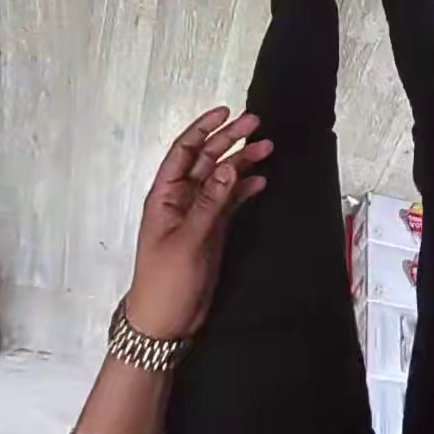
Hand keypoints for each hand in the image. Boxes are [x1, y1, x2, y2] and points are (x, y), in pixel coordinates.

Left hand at [123, 107, 271, 341]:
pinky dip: (246, 187)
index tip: (226, 112)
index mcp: (166, 196)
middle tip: (257, 123)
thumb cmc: (167, 280)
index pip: (184, 152)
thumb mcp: (189, 239)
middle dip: (230, 139)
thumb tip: (229, 165)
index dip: (202, 129)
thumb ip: (211, 202)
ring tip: (268, 147)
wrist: (166, 322)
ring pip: (223, 177)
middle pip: (207, 159)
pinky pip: (232, 199)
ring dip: (243, 161)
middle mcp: (183, 198)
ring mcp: (200, 212)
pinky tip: (262, 179)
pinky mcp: (214, 227)